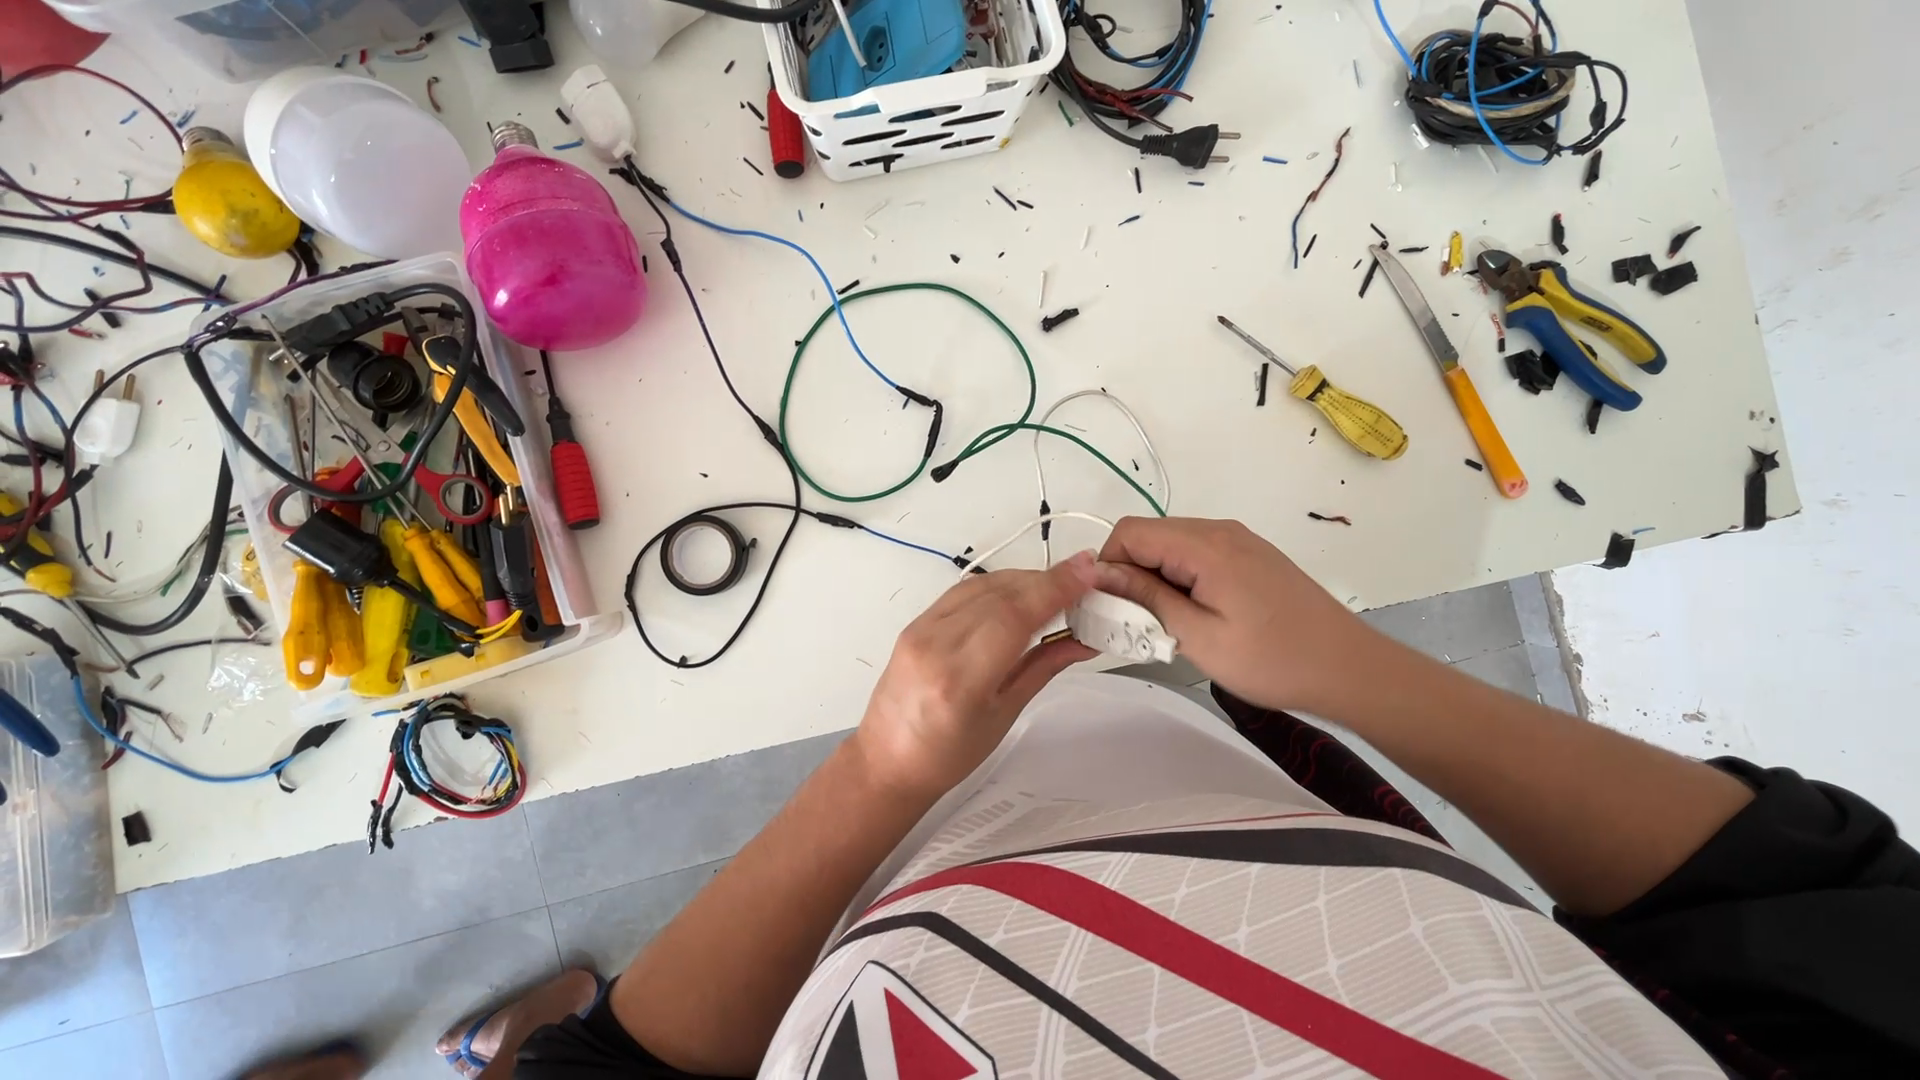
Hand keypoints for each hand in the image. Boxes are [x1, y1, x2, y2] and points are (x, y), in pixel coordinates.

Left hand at [854, 553, 1097, 799]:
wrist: (887, 760)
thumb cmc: (948, 755)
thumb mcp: (1004, 715)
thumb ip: (1043, 667)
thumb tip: (1084, 638)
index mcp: (960, 680)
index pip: (1013, 616)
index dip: (1054, 588)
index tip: (1088, 571)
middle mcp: (936, 646)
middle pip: (1000, 595)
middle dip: (1047, 581)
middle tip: (1085, 579)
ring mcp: (920, 630)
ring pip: (982, 586)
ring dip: (1024, 580)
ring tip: (1059, 586)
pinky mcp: (914, 623)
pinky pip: (962, 592)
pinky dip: (997, 586)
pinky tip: (1020, 592)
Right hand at [1094, 517, 1382, 711]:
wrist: (1349, 668)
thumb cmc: (1272, 660)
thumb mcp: (1197, 636)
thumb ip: (1146, 598)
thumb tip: (1099, 573)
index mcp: (1205, 545)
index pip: (1129, 532)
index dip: (1107, 566)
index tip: (1108, 608)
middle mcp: (1220, 530)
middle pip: (1149, 535)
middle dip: (1128, 573)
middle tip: (1131, 623)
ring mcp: (1239, 540)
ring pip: (1171, 545)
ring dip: (1154, 578)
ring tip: (1162, 623)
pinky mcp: (1251, 556)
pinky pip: (1197, 555)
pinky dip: (1180, 578)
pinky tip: (1193, 615)